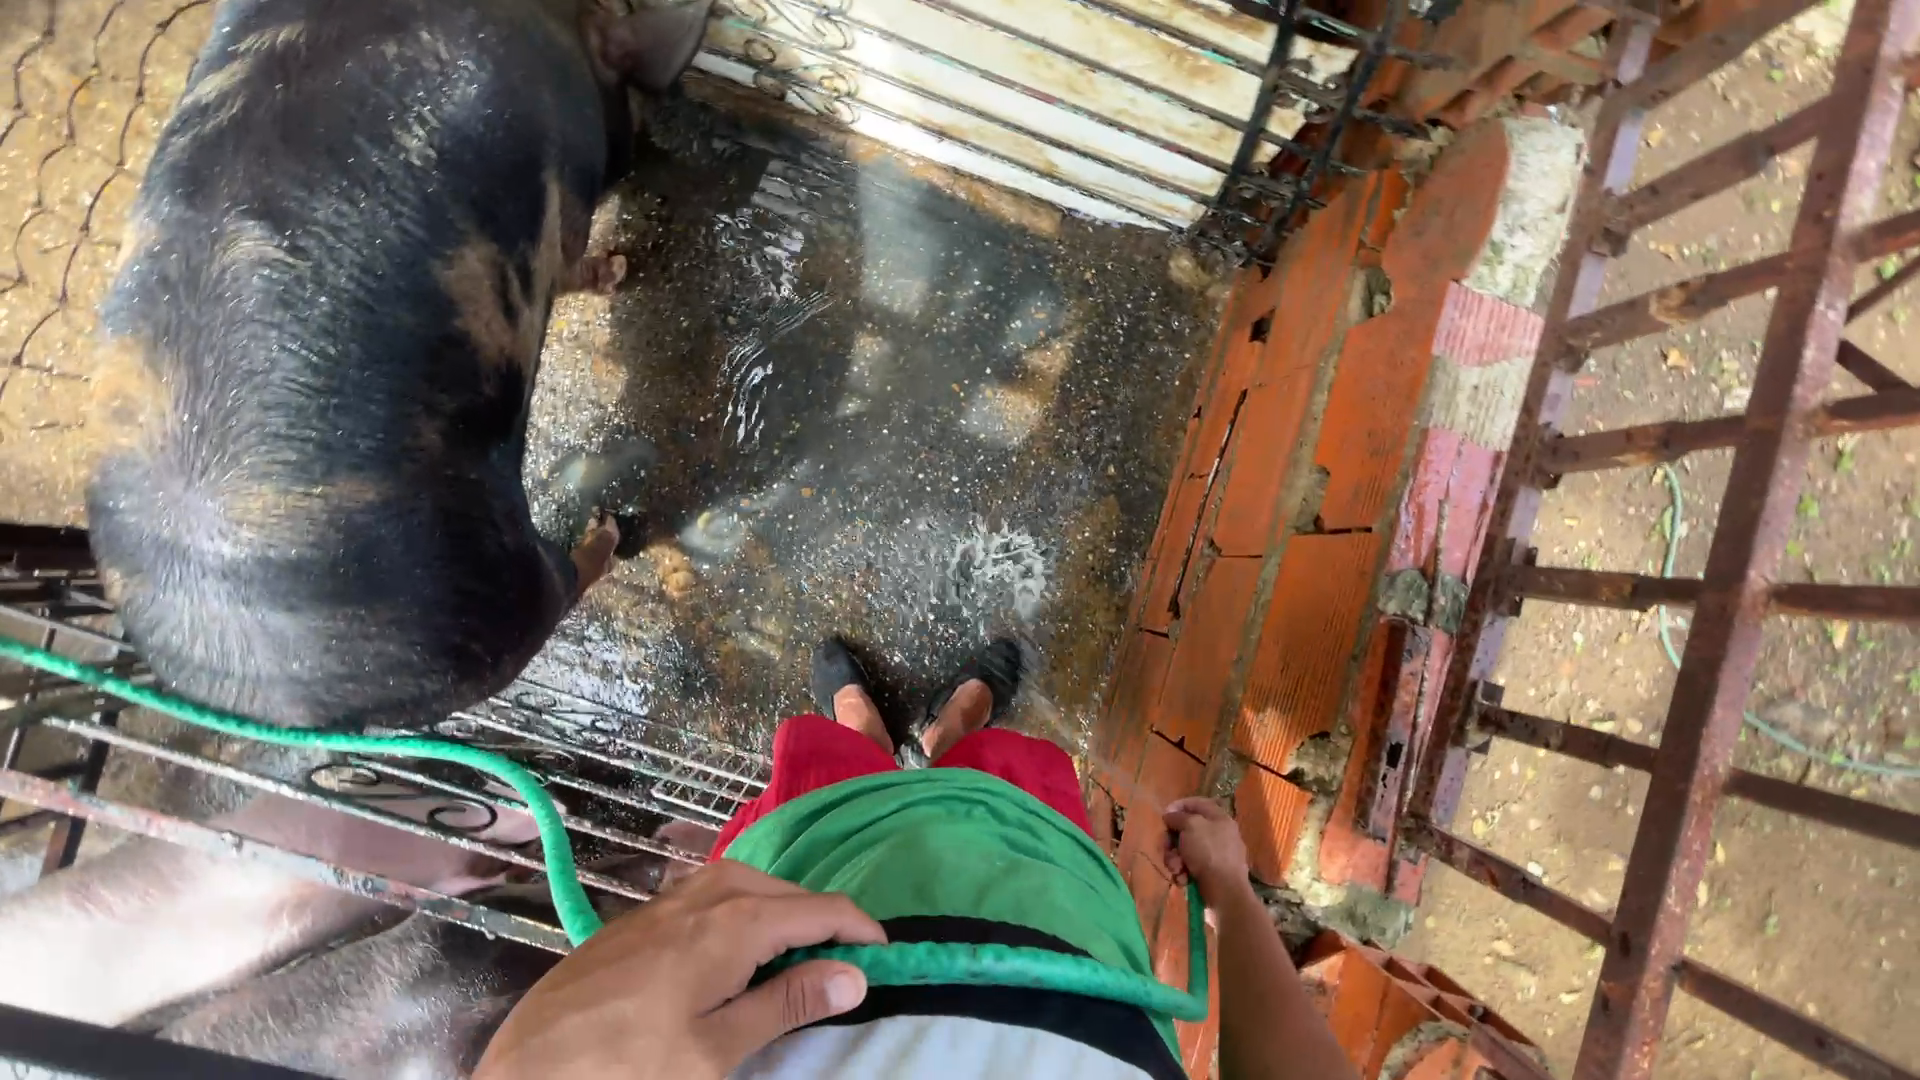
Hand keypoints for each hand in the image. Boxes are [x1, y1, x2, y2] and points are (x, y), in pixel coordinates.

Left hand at [476, 860, 885, 1078]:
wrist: (520, 1077)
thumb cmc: (627, 1070)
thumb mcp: (714, 1051)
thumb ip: (787, 1003)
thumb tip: (855, 973)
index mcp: (737, 920)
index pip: (821, 910)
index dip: (860, 929)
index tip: (886, 957)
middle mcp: (710, 891)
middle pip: (788, 891)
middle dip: (822, 921)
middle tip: (840, 966)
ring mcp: (672, 896)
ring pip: (750, 884)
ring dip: (781, 912)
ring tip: (793, 954)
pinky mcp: (643, 912)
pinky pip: (714, 891)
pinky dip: (744, 910)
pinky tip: (734, 944)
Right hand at [1162, 797, 1250, 900]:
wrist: (1225, 891)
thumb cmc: (1208, 852)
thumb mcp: (1190, 826)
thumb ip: (1178, 817)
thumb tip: (1170, 816)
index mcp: (1219, 818)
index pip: (1196, 803)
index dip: (1178, 806)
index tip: (1164, 815)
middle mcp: (1219, 834)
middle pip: (1187, 829)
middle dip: (1172, 840)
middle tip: (1165, 847)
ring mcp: (1216, 855)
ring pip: (1186, 849)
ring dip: (1175, 858)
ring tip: (1176, 868)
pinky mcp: (1211, 873)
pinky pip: (1191, 866)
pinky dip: (1183, 871)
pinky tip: (1183, 878)